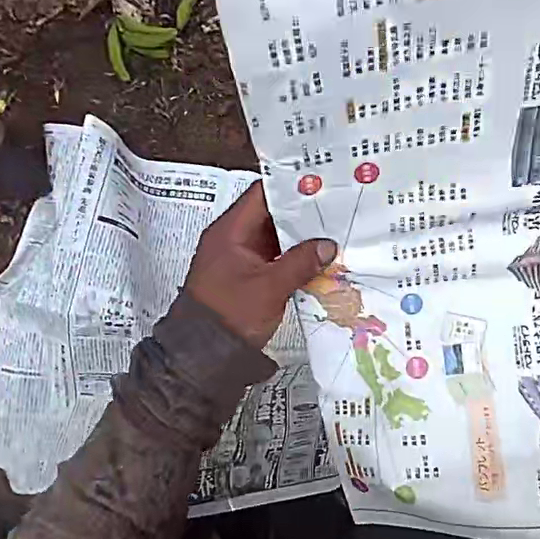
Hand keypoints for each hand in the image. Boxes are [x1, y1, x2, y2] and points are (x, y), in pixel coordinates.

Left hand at [185, 183, 336, 348]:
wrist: (204, 355)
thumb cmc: (231, 315)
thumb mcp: (269, 288)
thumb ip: (300, 263)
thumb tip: (328, 245)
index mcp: (229, 231)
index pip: (261, 195)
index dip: (289, 187)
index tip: (320, 183)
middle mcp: (232, 239)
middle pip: (270, 215)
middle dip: (301, 213)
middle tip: (335, 207)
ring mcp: (239, 258)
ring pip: (273, 238)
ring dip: (299, 238)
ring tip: (333, 230)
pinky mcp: (246, 277)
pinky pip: (273, 258)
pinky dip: (292, 258)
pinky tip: (319, 259)